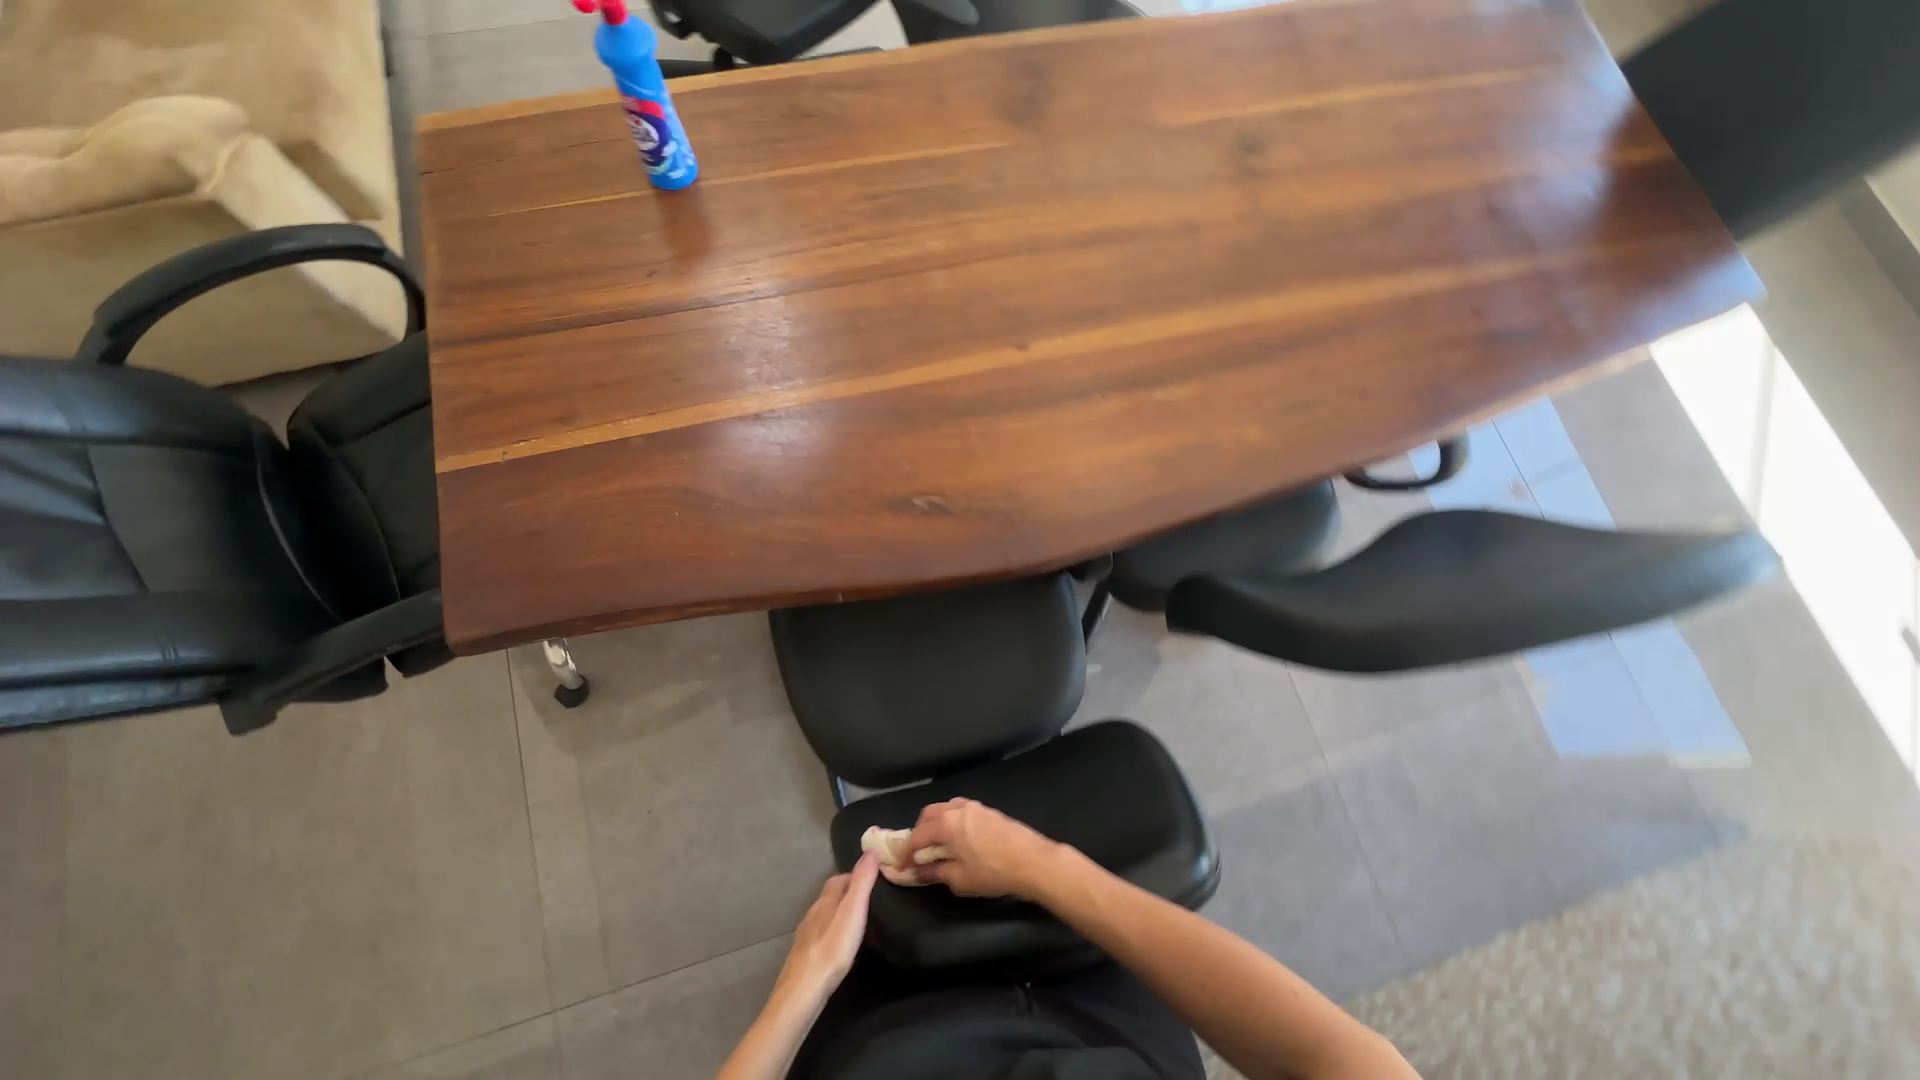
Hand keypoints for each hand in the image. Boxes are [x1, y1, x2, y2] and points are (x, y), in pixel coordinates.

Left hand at [775, 853, 879, 999]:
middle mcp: (813, 913)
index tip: (873, 878)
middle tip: (869, 901)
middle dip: (847, 895)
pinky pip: (820, 936)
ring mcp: (806, 935)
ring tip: (858, 923)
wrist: (803, 990)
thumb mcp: (853, 911)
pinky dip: (832, 935)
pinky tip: (839, 947)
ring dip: (839, 915)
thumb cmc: (833, 948)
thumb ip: (862, 881)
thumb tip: (871, 850)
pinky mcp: (804, 956)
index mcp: (826, 900)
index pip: (839, 878)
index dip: (855, 875)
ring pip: (824, 916)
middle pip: (830, 896)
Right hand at [905, 798, 1062, 898]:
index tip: (902, 867)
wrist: (1032, 861)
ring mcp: (975, 807)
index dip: (906, 853)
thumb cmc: (992, 872)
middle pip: (929, 815)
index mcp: (946, 824)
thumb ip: (935, 873)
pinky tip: (960, 838)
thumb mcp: (959, 878)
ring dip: (937, 823)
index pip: (917, 836)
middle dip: (919, 832)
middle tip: (919, 853)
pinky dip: (953, 821)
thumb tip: (918, 872)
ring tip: (939, 844)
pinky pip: (962, 810)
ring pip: (946, 808)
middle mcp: (957, 809)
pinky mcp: (990, 811)